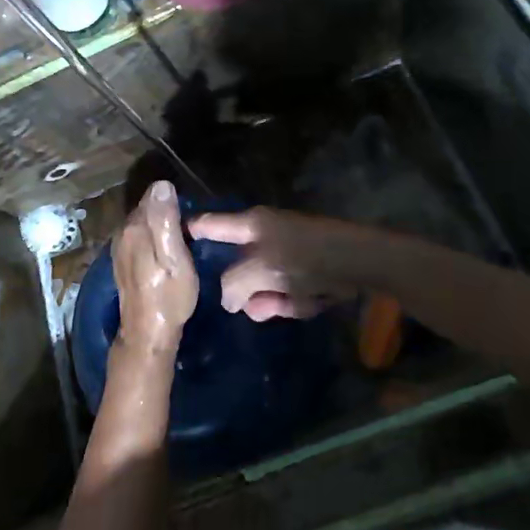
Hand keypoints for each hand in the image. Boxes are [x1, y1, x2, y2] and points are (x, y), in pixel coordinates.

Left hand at [113, 181, 198, 359]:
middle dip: (166, 212)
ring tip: (181, 242)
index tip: (191, 218)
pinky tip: (165, 253)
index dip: (174, 201)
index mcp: (136, 228)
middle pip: (147, 208)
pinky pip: (139, 236)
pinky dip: (152, 238)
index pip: (154, 195)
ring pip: (143, 222)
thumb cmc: (170, 296)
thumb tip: (162, 185)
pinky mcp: (122, 259)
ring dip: (160, 226)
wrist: (147, 332)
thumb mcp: (176, 258)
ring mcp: (119, 246)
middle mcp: (122, 232)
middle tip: (190, 231)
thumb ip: (166, 221)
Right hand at [187, 207, 362, 320]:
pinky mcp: (308, 273)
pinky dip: (296, 302)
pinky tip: (311, 301)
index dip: (186, 234)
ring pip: (264, 285)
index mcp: (250, 224)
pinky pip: (289, 293)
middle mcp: (264, 235)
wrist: (364, 262)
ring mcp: (287, 255)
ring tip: (292, 301)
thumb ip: (233, 285)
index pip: (208, 225)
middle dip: (243, 290)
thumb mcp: (260, 269)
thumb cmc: (305, 257)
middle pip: (236, 267)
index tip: (166, 249)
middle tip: (244, 305)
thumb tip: (228, 301)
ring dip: (274, 300)